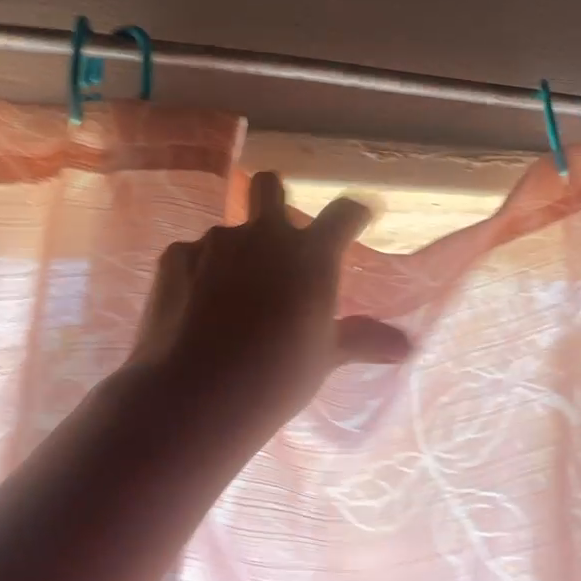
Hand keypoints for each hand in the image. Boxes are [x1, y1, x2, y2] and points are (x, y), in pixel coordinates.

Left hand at [126, 172, 412, 432]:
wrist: (197, 394)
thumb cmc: (277, 375)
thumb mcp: (326, 357)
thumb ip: (362, 340)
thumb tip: (406, 346)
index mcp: (311, 254)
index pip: (343, 213)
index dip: (354, 212)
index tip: (359, 217)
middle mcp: (264, 235)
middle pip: (269, 186)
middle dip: (274, 196)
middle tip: (277, 230)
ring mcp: (216, 242)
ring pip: (228, 231)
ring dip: (234, 252)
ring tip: (229, 297)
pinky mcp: (175, 258)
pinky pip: (191, 255)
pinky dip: (197, 274)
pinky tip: (193, 308)